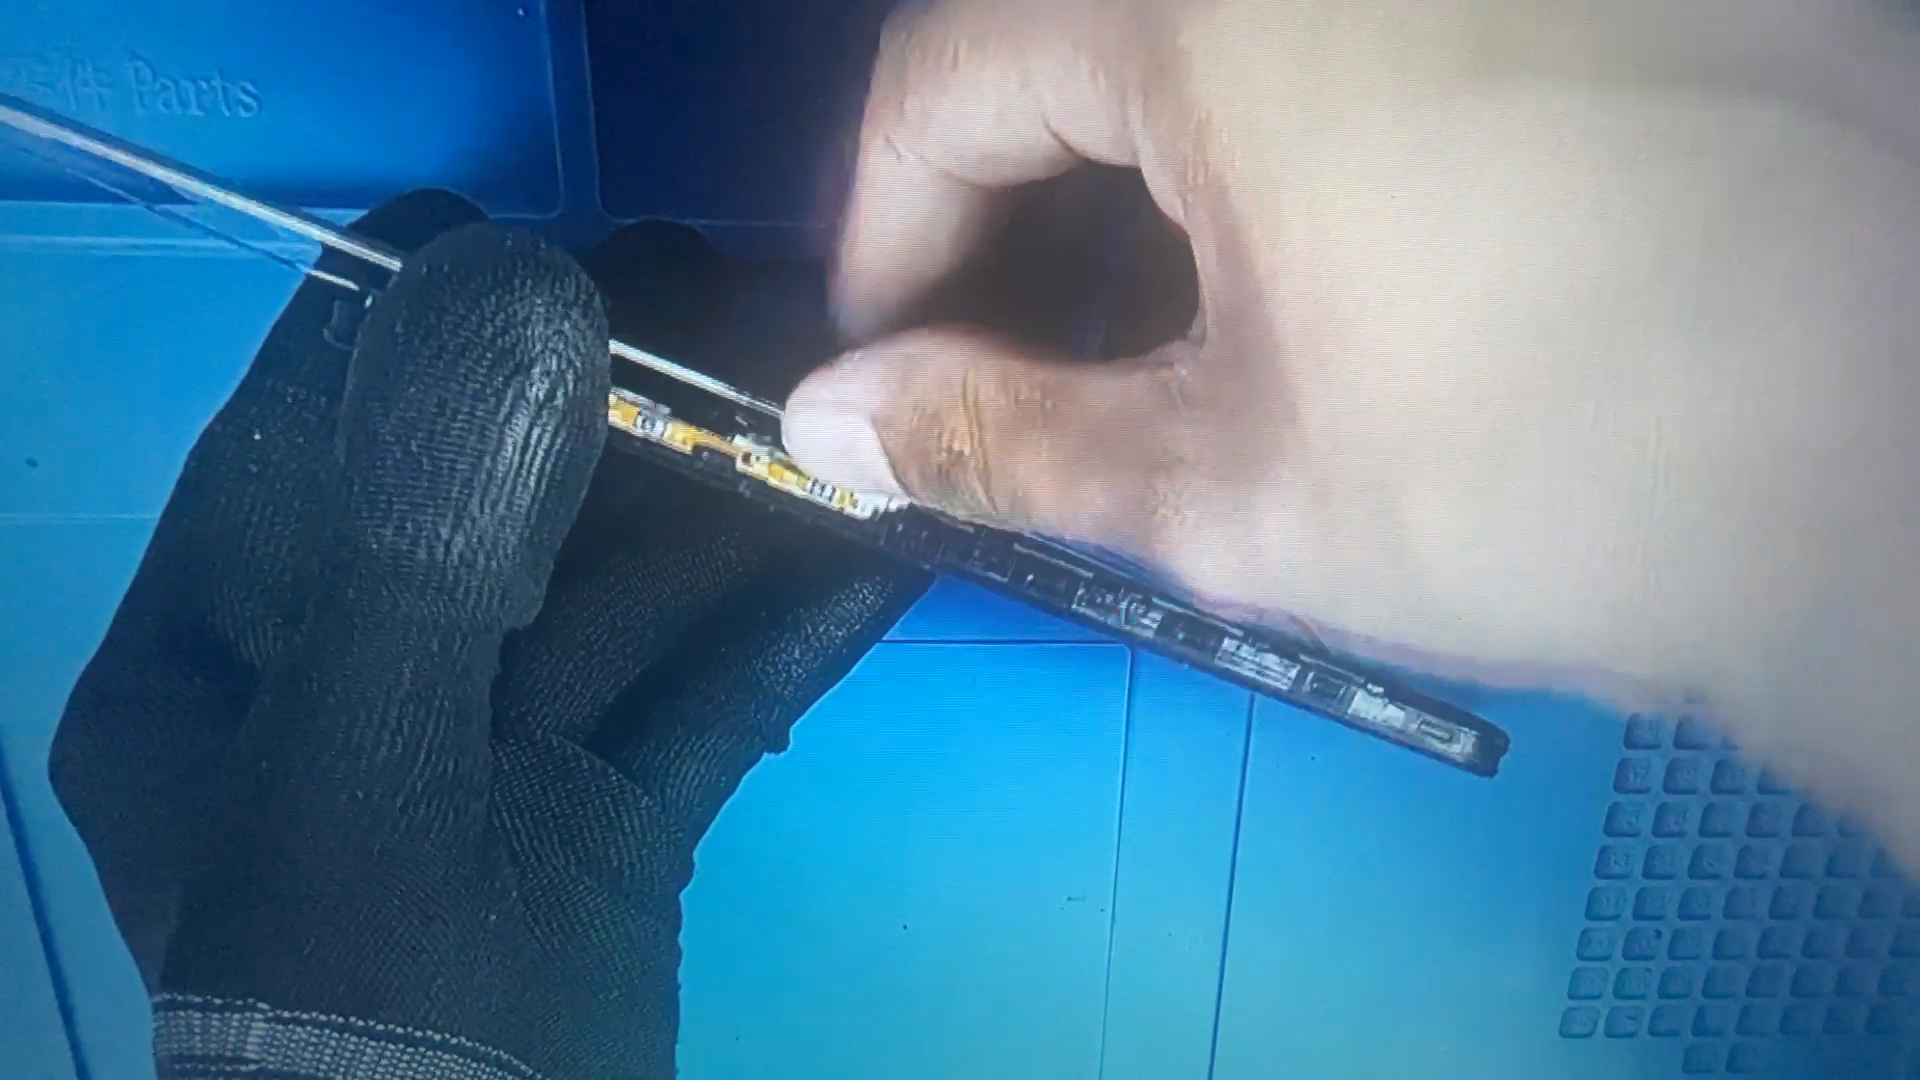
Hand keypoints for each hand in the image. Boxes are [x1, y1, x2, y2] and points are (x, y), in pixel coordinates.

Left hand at [50, 191, 929, 1079]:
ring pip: (661, 584)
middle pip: (540, 493)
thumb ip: (428, 545)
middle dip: (658, 409)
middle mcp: (394, 661)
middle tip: (765, 314)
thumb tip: (521, 290)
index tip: (580, 243)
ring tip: (859, 428)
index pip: (336, 412)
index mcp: (248, 642)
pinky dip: (810, 620)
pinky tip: (890, 558)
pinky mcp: (634, 785)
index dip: (448, 312)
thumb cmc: (376, 1022)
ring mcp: (529, 725)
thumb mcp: (371, 779)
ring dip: (764, 512)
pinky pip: (729, 677)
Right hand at [782, 0, 1919, 857]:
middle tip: (969, 357)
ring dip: (1083, 196)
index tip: (876, 351)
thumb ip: (993, 444)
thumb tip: (824, 429)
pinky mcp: (1518, 4)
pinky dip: (1194, 167)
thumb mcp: (1215, 491)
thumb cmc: (1533, 490)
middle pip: (1040, 47)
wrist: (1889, 494)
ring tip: (1084, 338)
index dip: (882, 232)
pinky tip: (1215, 277)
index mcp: (1227, 5)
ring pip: (1150, 55)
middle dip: (976, 216)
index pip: (943, 80)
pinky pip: (1270, 58)